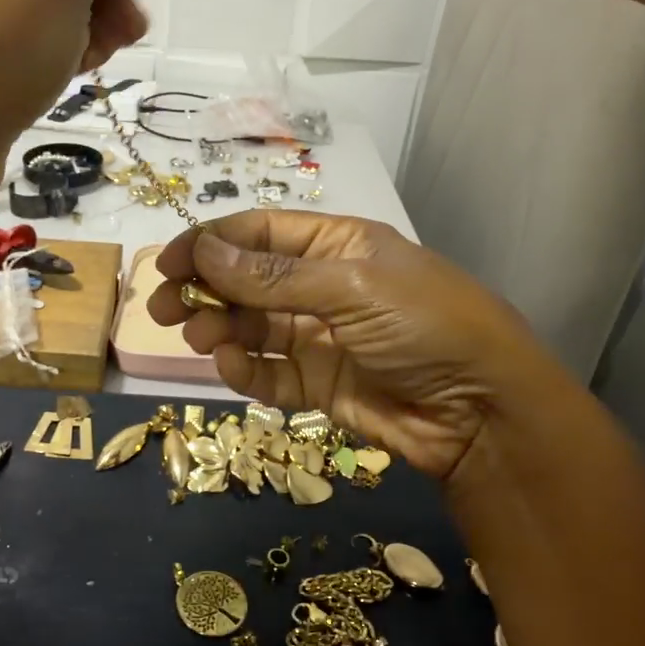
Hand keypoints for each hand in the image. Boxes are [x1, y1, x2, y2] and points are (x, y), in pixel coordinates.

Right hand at [147, 211, 576, 482]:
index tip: (165, 263)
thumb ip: (272, 276)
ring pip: (251, 329)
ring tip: (196, 337)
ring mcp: (320, 338)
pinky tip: (229, 368)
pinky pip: (269, 374)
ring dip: (218, 330)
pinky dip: (244, 371)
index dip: (209, 244)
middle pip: (246, 282)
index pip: (258, 235)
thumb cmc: (426, 325)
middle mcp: (322, 287)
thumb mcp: (351, 286)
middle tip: (160, 309)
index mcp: (336, 245)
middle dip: (203, 291)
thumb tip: (202, 252)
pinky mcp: (320, 386)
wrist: (484, 410)